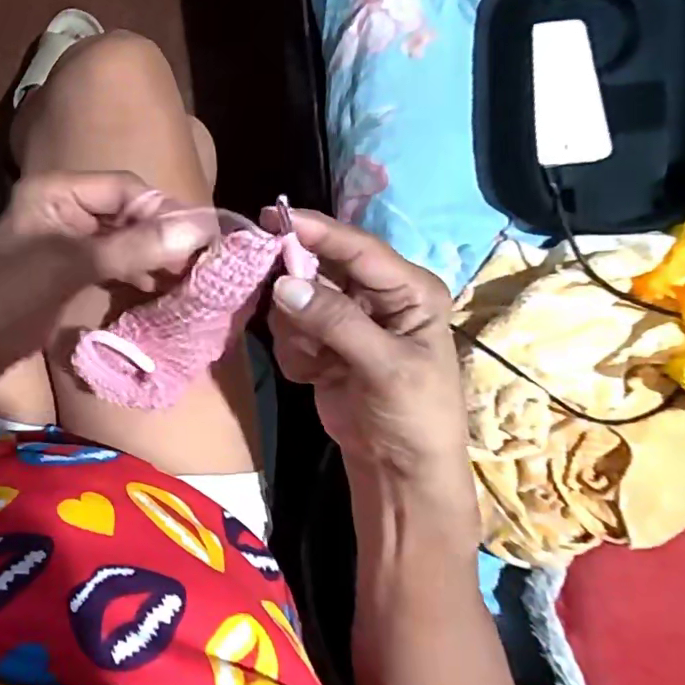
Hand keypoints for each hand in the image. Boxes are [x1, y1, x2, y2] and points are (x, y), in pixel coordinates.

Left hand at [0, 171, 211, 358]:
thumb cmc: (14, 298)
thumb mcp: (73, 267)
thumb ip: (134, 247)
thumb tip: (199, 228)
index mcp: (52, 190)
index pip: (122, 187)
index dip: (162, 209)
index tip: (202, 234)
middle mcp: (60, 205)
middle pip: (124, 209)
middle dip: (160, 232)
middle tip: (202, 256)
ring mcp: (64, 237)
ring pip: (120, 236)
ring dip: (151, 252)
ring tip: (188, 272)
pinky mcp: (68, 266)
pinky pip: (110, 258)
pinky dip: (134, 268)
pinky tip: (159, 283)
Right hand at [260, 207, 471, 519]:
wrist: (396, 467)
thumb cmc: (412, 415)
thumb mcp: (384, 367)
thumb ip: (336, 322)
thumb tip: (284, 284)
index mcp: (407, 289)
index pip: (356, 248)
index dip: (315, 230)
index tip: (271, 217)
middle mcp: (373, 294)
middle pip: (317, 268)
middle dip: (296, 291)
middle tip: (283, 312)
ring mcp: (343, 317)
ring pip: (293, 299)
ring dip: (295, 332)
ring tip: (317, 363)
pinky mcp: (319, 340)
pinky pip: (286, 328)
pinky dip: (292, 352)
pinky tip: (314, 375)